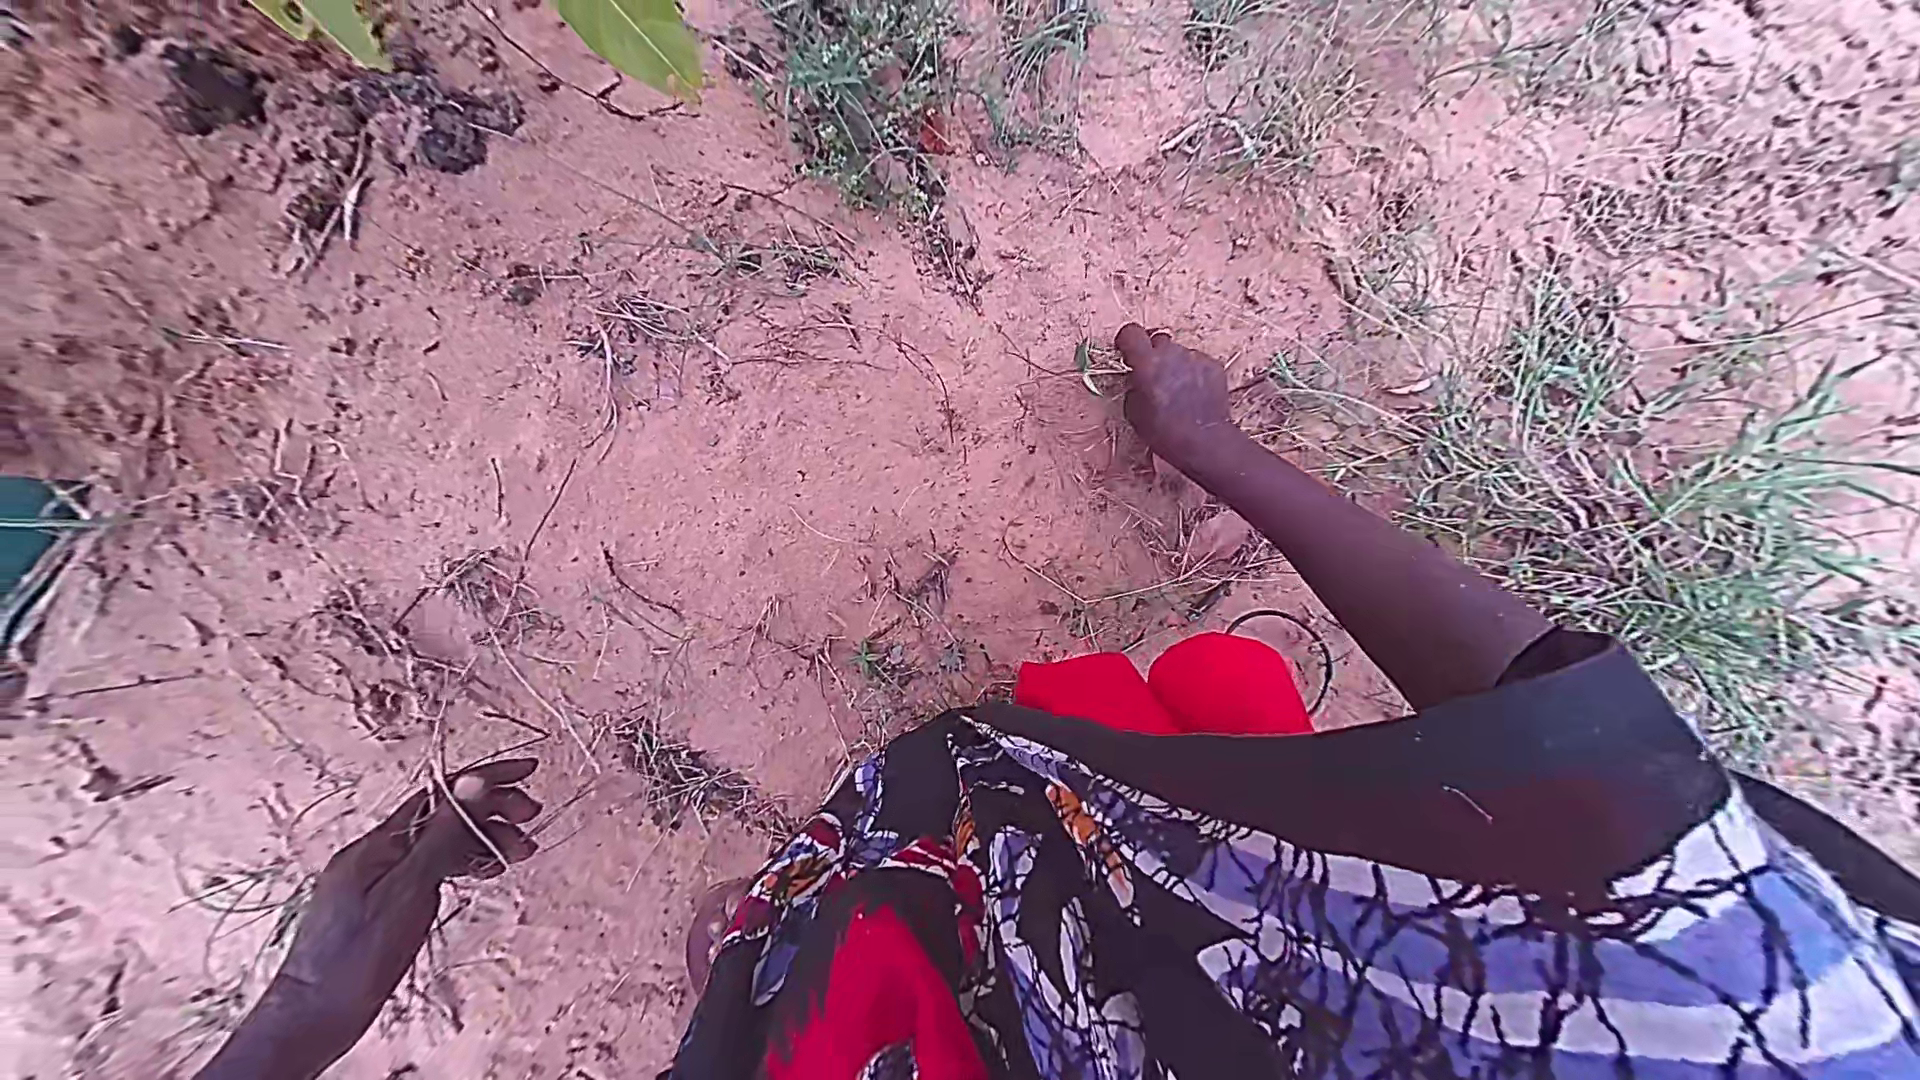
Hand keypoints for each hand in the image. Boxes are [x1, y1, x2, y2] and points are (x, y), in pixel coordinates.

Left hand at [197, 760, 540, 1079]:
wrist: (310, 1023)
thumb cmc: (356, 957)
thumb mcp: (408, 889)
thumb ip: (442, 834)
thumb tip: (471, 782)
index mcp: (380, 843)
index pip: (443, 791)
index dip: (489, 777)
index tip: (528, 770)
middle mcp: (383, 851)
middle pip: (450, 813)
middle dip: (496, 810)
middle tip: (531, 818)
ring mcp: (386, 874)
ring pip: (450, 839)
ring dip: (490, 838)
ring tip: (520, 852)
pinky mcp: (394, 896)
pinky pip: (441, 862)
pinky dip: (471, 859)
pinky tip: (490, 869)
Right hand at [1115, 323, 1245, 471]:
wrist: (1203, 441)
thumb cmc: (1164, 432)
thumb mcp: (1134, 413)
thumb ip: (1132, 387)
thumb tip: (1136, 381)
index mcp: (1146, 363)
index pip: (1131, 332)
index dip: (1126, 340)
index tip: (1125, 351)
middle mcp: (1171, 354)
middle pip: (1157, 340)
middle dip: (1151, 353)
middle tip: (1149, 374)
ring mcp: (1195, 358)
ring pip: (1178, 352)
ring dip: (1172, 364)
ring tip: (1173, 389)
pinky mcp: (1213, 366)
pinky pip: (1196, 362)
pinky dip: (1191, 373)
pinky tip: (1190, 394)